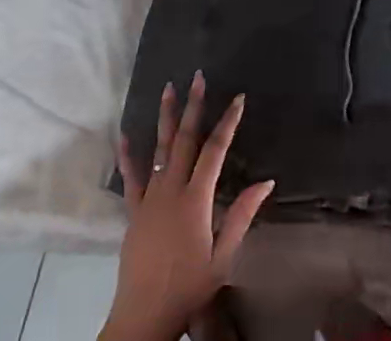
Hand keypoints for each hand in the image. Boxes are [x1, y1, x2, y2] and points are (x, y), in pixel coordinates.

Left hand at [100, 72, 272, 340]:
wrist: (145, 313)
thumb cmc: (190, 286)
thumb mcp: (224, 255)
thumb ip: (241, 215)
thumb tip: (266, 181)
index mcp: (196, 198)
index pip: (215, 151)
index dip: (227, 122)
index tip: (237, 98)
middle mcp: (172, 189)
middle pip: (185, 140)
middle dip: (193, 107)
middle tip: (198, 78)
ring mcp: (150, 197)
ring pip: (159, 148)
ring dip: (165, 117)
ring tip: (168, 88)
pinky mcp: (133, 209)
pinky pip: (131, 176)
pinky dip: (128, 154)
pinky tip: (125, 133)